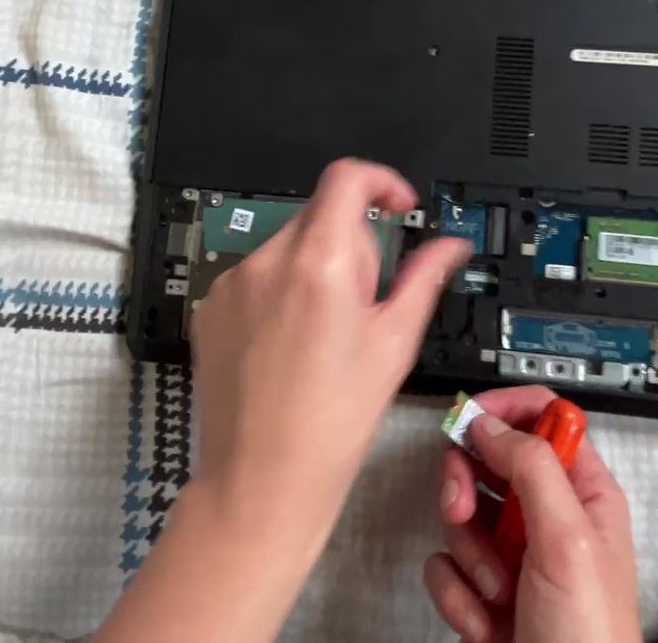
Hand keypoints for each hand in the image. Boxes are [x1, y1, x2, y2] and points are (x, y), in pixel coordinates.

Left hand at [190, 158, 471, 543]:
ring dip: (312, 270)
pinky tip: (288, 344)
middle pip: (321, 215)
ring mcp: (231, 284)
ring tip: (322, 336)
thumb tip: (447, 246)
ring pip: (287, 247)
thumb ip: (423, 278)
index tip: (395, 205)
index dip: (381, 182)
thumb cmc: (328, 426)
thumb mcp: (393, 345)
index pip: (347, 178)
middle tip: (364, 304)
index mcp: (318, 264)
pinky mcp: (210, 307)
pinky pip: (255, 276)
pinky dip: (278, 293)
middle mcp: (267, 263)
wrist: (262, 480)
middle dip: (350, 244)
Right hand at [422, 387, 640, 642]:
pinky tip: (484, 620)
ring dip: (465, 552)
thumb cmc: (589, 639)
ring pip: (462, 509)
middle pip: (487, 458)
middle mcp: (546, 513)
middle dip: (465, 486)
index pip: (543, 417)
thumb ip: (532, 468)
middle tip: (462, 509)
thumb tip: (490, 421)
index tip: (468, 420)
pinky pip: (446, 562)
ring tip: (492, 590)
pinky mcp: (485, 587)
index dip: (504, 409)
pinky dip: (456, 592)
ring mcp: (513, 550)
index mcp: (580, 491)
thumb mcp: (568, 542)